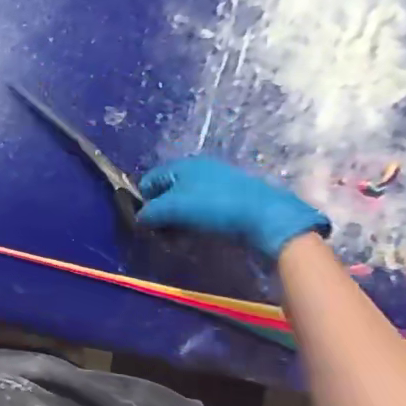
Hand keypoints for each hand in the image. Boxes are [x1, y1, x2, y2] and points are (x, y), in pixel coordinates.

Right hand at [138, 156, 329, 259]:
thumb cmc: (212, 207)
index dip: (142, 201)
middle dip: (161, 214)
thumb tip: (139, 219)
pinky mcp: (232, 198)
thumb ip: (148, 213)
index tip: (146, 223)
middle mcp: (198, 169)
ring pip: (185, 203)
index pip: (148, 181)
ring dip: (178, 222)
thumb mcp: (171, 209)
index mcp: (181, 165)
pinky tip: (201, 236)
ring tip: (182, 239)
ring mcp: (218, 183)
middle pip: (167, 193)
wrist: (266, 217)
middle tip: (163, 234)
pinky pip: (204, 210)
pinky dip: (197, 223)